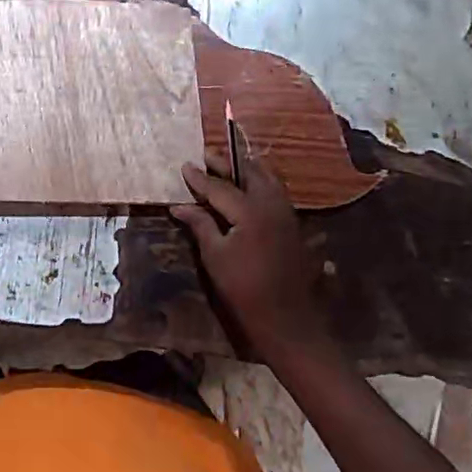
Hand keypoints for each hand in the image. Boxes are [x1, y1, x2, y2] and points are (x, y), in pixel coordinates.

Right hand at [174, 154, 329, 360]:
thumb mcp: (215, 257)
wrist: (284, 316)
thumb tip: (180, 205)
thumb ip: (200, 224)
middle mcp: (270, 202)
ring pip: (265, 177)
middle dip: (226, 164)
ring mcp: (285, 210)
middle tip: (207, 155)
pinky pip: (275, 189)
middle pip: (246, 173)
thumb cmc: (243, 288)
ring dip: (246, 168)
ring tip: (228, 164)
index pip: (219, 187)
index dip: (200, 178)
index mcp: (249, 209)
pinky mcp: (291, 221)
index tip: (185, 165)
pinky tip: (248, 185)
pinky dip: (260, 180)